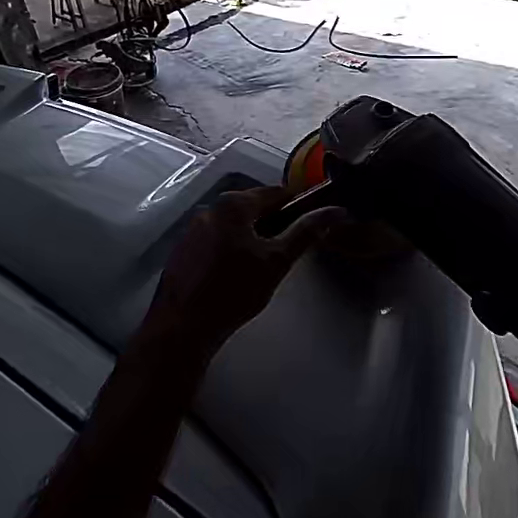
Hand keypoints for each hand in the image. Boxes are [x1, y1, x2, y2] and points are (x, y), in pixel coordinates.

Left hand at [145, 186, 347, 355]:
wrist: (183, 324)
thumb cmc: (234, 290)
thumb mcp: (276, 261)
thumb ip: (305, 233)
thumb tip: (334, 211)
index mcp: (233, 204)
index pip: (276, 192)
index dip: (299, 205)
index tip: (314, 221)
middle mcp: (211, 208)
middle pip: (253, 207)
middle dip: (275, 223)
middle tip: (291, 250)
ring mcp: (194, 227)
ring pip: (235, 224)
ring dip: (253, 236)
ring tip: (266, 265)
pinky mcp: (185, 247)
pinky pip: (217, 238)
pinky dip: (233, 247)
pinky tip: (238, 273)